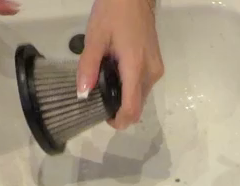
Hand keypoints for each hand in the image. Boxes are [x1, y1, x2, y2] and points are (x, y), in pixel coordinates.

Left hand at [77, 0, 163, 128]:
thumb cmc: (114, 10)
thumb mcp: (95, 36)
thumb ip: (88, 66)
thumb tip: (82, 93)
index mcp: (135, 68)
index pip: (132, 108)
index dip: (119, 121)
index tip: (106, 118)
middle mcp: (150, 74)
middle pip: (137, 107)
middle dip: (120, 110)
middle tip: (102, 98)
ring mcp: (156, 71)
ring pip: (141, 98)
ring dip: (126, 99)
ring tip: (109, 82)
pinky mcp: (157, 66)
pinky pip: (144, 87)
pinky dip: (131, 89)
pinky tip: (119, 74)